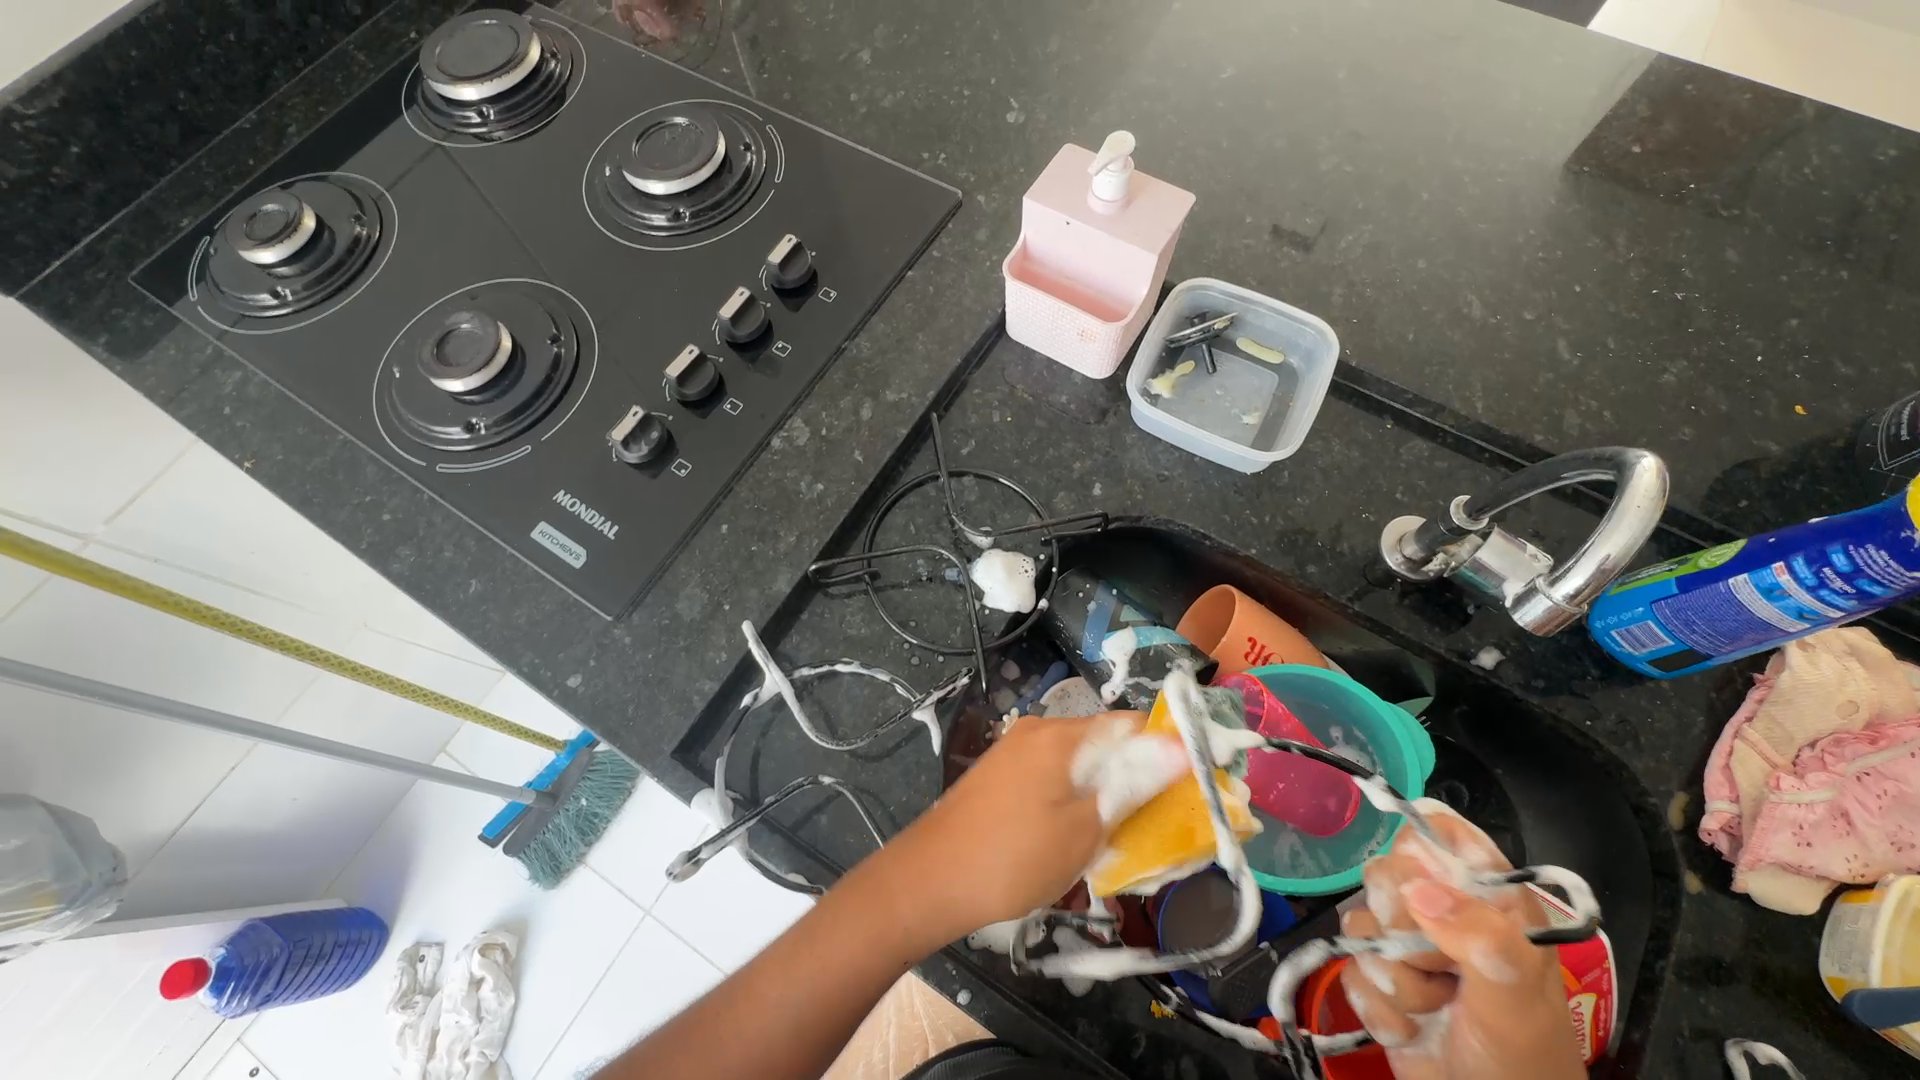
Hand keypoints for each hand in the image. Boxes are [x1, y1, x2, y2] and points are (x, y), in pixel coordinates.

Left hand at [872, 710, 1183, 942]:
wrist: (928, 882)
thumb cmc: (1013, 858)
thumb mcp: (1085, 829)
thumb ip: (1133, 784)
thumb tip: (1181, 746)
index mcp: (1061, 735)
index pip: (1132, 724)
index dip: (1169, 751)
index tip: (1194, 786)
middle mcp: (1038, 732)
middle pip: (1105, 744)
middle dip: (1137, 778)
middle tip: (1160, 823)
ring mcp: (1014, 753)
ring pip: (1080, 765)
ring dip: (1105, 795)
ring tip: (1121, 838)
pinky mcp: (1001, 776)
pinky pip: (1054, 779)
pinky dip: (1075, 801)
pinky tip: (1078, 838)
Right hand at [1336, 804, 1584, 1079]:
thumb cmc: (1522, 1059)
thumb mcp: (1515, 998)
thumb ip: (1479, 938)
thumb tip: (1415, 888)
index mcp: (1489, 899)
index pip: (1441, 832)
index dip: (1420, 851)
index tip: (1423, 892)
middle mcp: (1443, 910)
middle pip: (1385, 874)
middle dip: (1403, 930)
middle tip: (1440, 966)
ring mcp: (1407, 944)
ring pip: (1360, 923)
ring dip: (1395, 978)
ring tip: (1435, 1007)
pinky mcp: (1377, 976)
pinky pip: (1348, 965)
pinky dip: (1379, 1005)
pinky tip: (1411, 1026)